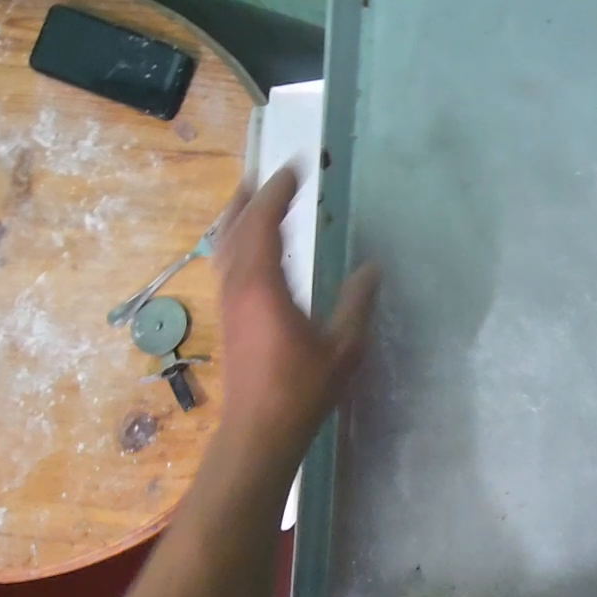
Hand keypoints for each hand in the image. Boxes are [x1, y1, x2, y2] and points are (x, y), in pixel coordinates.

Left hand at [211, 165, 377, 455]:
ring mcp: (227, 302)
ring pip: (224, 245)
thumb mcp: (343, 347)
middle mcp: (237, 284)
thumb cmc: (303, 389)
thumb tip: (372, 269)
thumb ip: (357, 304)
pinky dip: (237, 243)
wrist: (260, 428)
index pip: (264, 221)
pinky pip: (226, 264)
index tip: (295, 168)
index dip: (278, 191)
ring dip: (238, 217)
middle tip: (265, 174)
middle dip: (249, 196)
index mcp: (263, 284)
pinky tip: (251, 252)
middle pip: (234, 226)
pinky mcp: (227, 318)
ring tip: (252, 201)